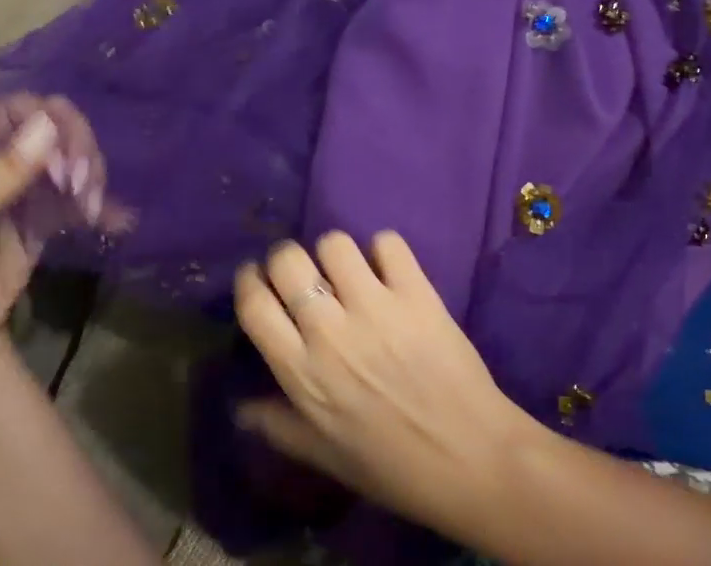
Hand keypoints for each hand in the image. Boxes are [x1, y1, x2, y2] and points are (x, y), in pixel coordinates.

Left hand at [0, 95, 110, 391]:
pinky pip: (76, 203)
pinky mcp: (42, 225)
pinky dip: (99, 208)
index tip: (66, 160)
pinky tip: (117, 221)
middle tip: (84, 186)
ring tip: (91, 212)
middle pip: (51, 132)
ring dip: (90, 178)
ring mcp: (22, 196)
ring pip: (69, 163)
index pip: (15, 111)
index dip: (48, 123)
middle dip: (77, 151)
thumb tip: (47, 122)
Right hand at [233, 231, 535, 532]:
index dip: (249, 282)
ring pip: (335, 243)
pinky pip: (388, 244)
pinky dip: (385, 251)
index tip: (257, 279)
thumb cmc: (393, 467)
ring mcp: (375, 307)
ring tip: (348, 272)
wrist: (472, 460)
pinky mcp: (417, 294)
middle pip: (287, 261)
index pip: (253, 305)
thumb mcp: (325, 456)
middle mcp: (330, 331)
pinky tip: (389, 272)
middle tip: (303, 274)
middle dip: (287, 259)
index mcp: (301, 373)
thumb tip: (238, 408)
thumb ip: (278, 426)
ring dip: (336, 254)